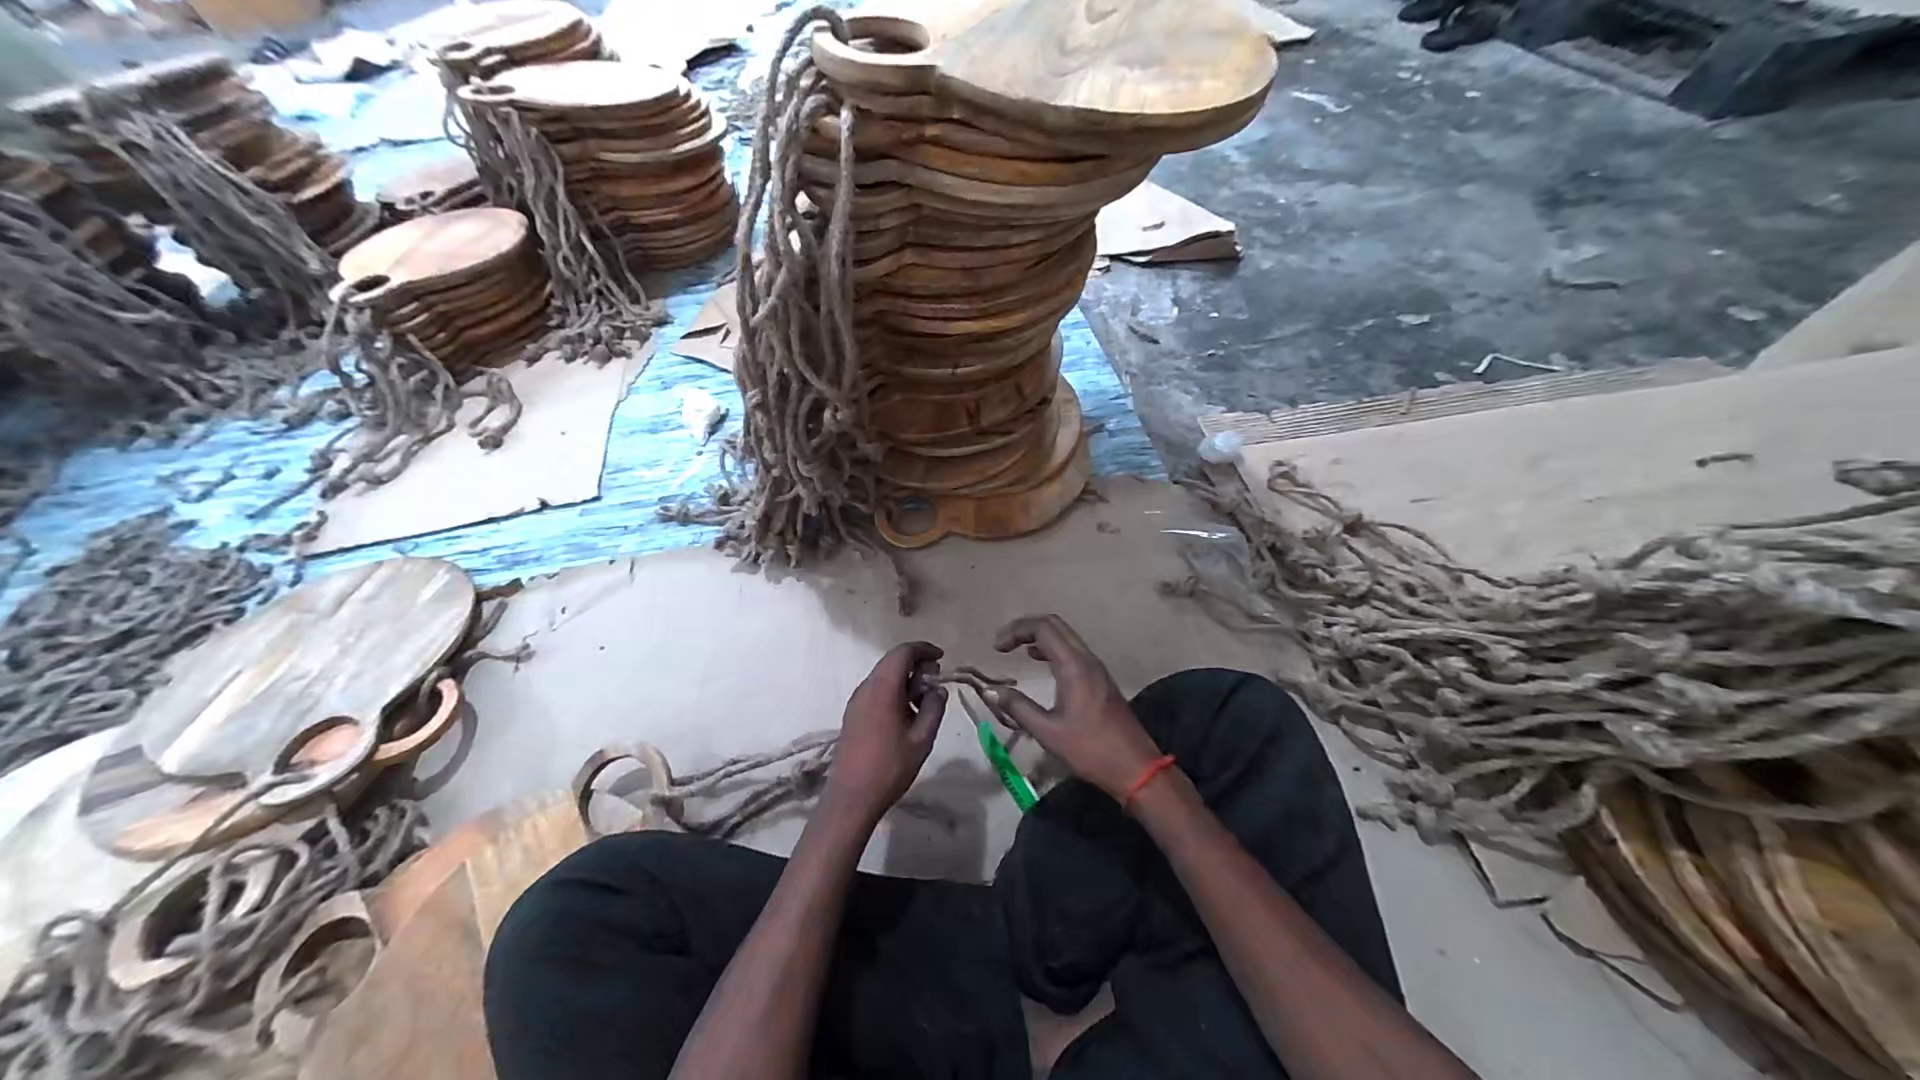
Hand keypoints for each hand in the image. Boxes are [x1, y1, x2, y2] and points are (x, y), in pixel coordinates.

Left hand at [826, 642, 947, 820]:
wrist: (852, 796)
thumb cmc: (890, 767)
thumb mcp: (922, 738)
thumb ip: (934, 708)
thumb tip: (937, 689)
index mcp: (882, 689)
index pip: (902, 653)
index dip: (923, 649)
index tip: (941, 657)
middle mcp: (866, 688)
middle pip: (891, 662)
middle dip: (916, 664)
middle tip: (936, 681)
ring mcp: (856, 701)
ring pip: (883, 676)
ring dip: (905, 679)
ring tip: (924, 700)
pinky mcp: (853, 714)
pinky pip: (876, 691)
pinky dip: (894, 691)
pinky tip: (906, 713)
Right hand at [990, 615, 1164, 800]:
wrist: (1135, 767)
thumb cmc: (1090, 750)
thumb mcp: (1048, 732)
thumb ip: (1018, 708)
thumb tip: (991, 691)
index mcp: (1074, 666)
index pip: (1043, 628)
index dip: (1016, 631)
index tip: (997, 648)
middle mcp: (1086, 659)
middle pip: (1055, 624)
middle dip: (1026, 628)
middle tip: (1004, 644)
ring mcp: (1096, 668)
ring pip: (1065, 636)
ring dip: (1040, 636)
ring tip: (1016, 650)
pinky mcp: (1100, 678)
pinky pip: (1073, 650)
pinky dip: (1052, 648)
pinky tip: (1040, 662)